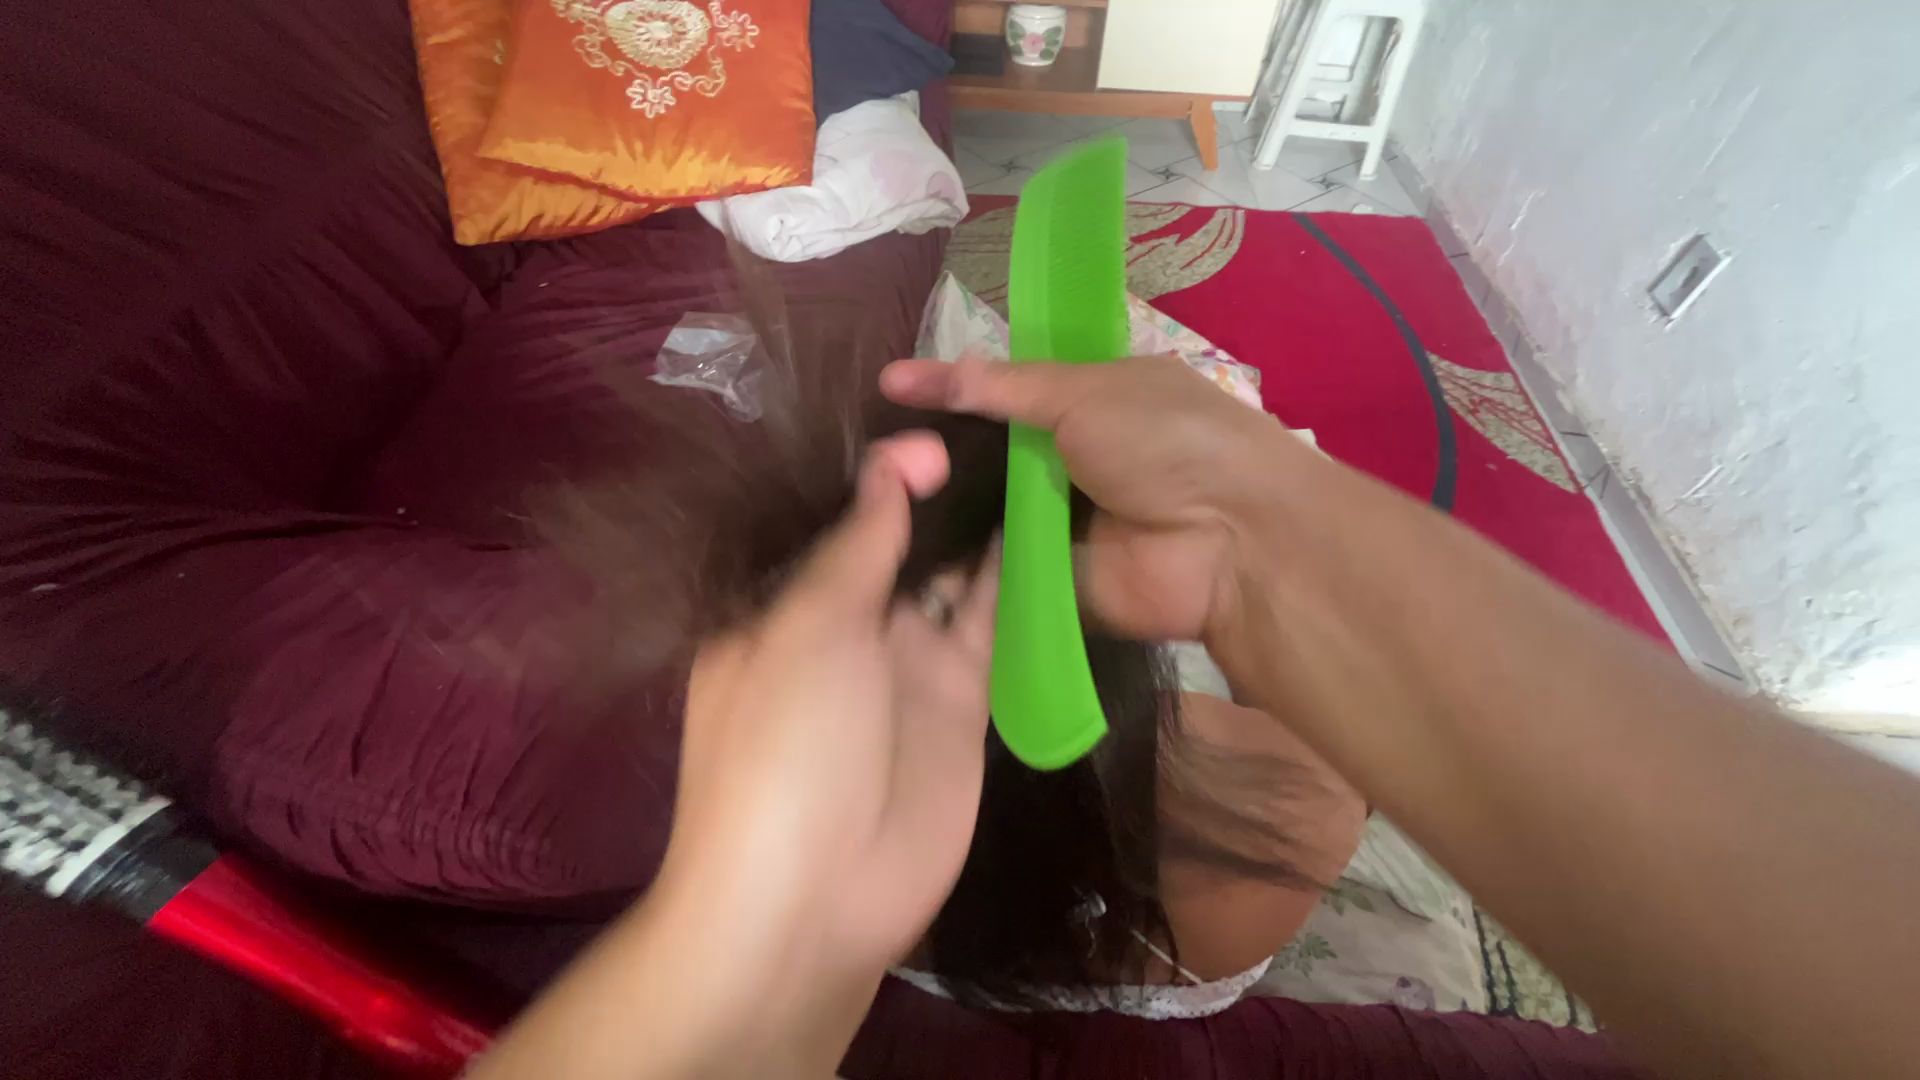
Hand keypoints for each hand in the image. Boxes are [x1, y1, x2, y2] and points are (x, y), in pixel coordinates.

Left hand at [664, 431, 998, 1027]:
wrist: (819, 893)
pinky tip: (1044, 530)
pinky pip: (991, 625)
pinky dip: (1014, 582)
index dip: (886, 474)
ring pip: (952, 578)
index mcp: (794, 604)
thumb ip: (859, 544)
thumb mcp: (810, 626)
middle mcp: (853, 625)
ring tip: (1032, 466)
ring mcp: (911, 661)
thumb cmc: (788, 742)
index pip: (845, 521)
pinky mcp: (963, 697)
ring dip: (983, 531)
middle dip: (942, 496)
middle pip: (904, 544)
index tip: (937, 434)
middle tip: (1002, 433)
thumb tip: (889, 464)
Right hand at [881, 355, 1298, 643]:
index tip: (890, 388)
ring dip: (941, 505)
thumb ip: (1003, 387)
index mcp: (1089, 402)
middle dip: (938, 452)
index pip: (1004, 391)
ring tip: (873, 493)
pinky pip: (996, 565)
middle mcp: (1070, 459)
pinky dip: (960, 559)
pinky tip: (900, 548)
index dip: (953, 388)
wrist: (1227, 541)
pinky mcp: (1051, 577)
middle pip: (990, 454)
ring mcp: (1059, 521)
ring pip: (986, 510)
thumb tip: (916, 371)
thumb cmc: (1165, 440)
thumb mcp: (1086, 392)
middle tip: (871, 450)